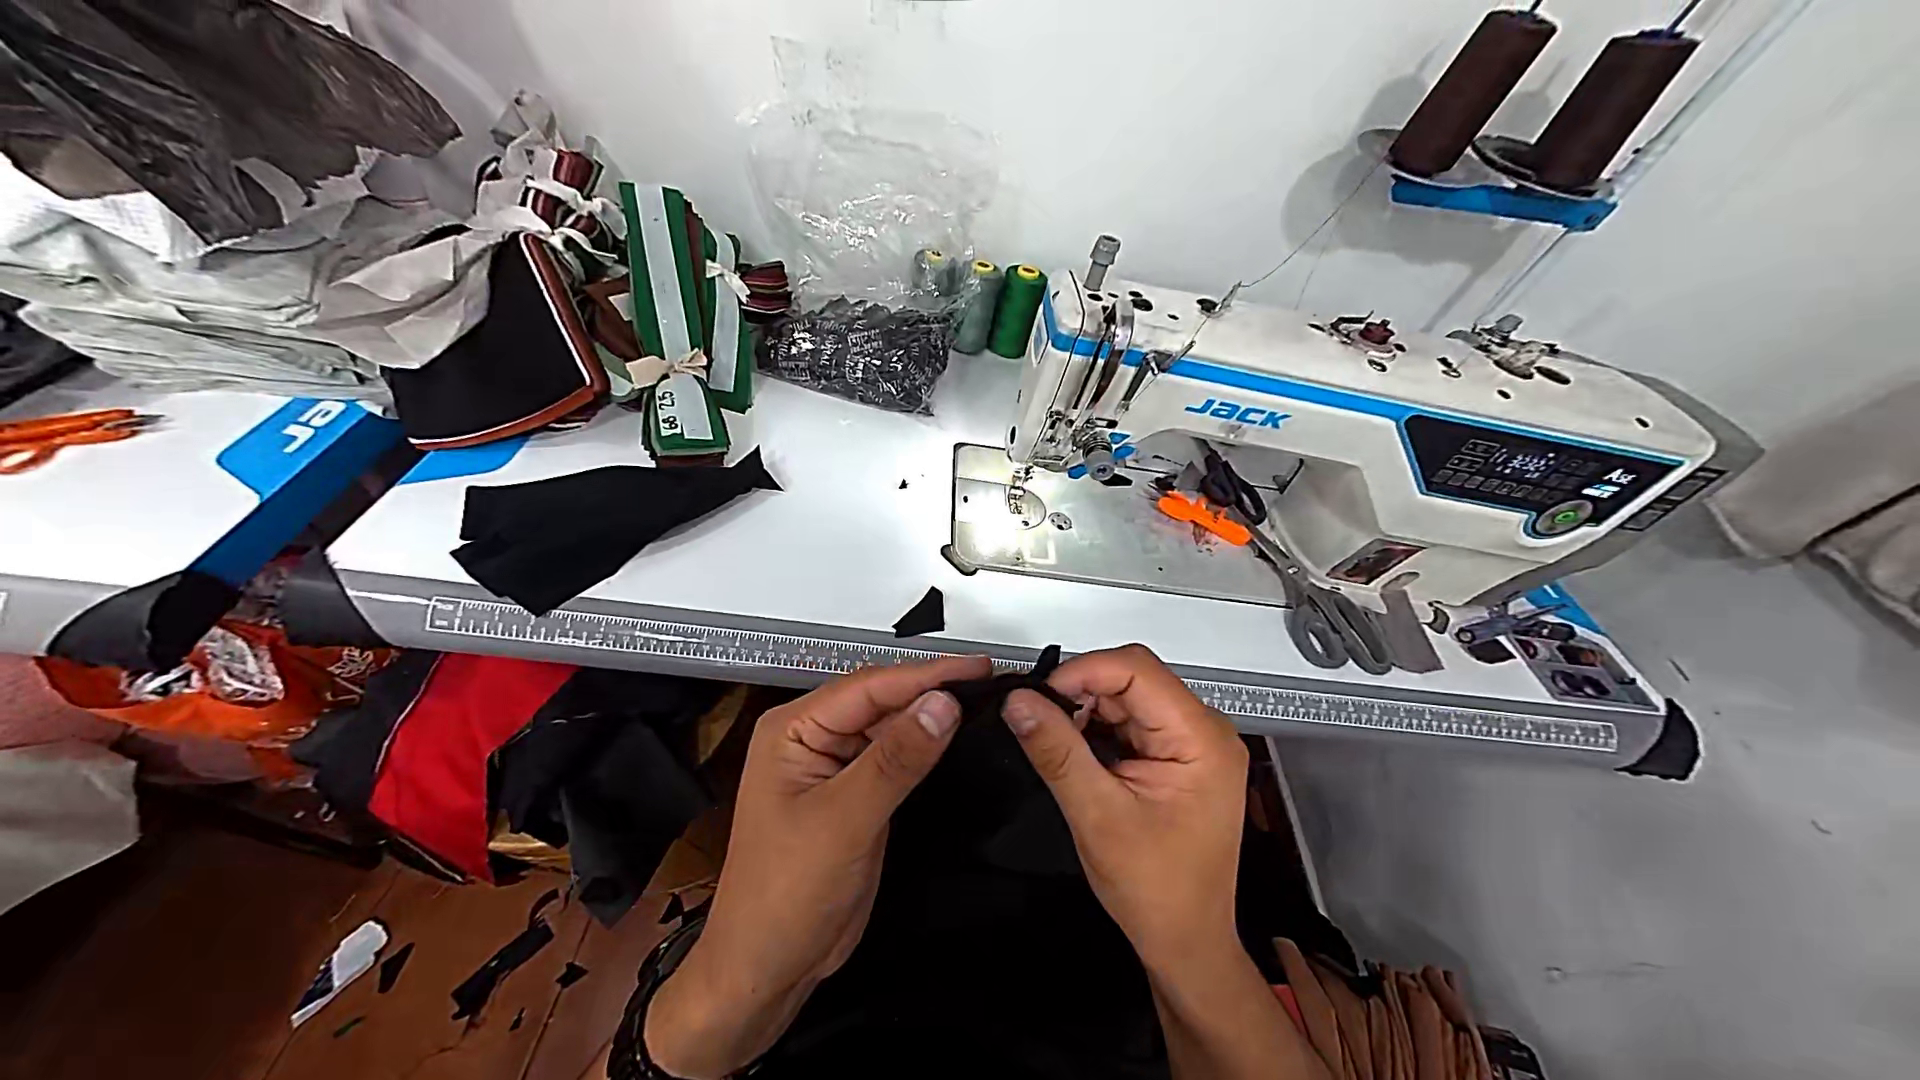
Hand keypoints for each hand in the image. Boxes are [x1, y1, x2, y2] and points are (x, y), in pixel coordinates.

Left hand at [647, 655, 988, 1078]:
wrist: (769, 966)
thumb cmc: (780, 897)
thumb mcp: (843, 821)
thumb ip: (895, 760)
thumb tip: (940, 706)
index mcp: (793, 729)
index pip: (870, 686)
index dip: (926, 675)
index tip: (973, 669)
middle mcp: (813, 737)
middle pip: (882, 698)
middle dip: (932, 689)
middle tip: (985, 680)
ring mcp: (836, 764)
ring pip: (892, 725)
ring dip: (932, 715)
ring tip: (980, 702)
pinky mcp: (856, 790)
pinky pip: (897, 755)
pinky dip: (926, 747)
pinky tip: (953, 739)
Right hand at [1001, 644, 1248, 968]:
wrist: (1184, 937)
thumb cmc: (1161, 892)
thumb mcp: (1097, 816)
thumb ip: (1056, 751)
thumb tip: (1023, 703)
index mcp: (1202, 740)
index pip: (1136, 670)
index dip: (1082, 672)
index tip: (1041, 695)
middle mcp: (1203, 731)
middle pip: (1130, 677)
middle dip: (1080, 693)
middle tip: (1043, 721)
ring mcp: (1190, 739)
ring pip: (1124, 694)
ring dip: (1085, 711)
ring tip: (1064, 748)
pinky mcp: (1173, 750)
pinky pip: (1126, 716)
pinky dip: (1094, 726)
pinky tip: (1081, 755)